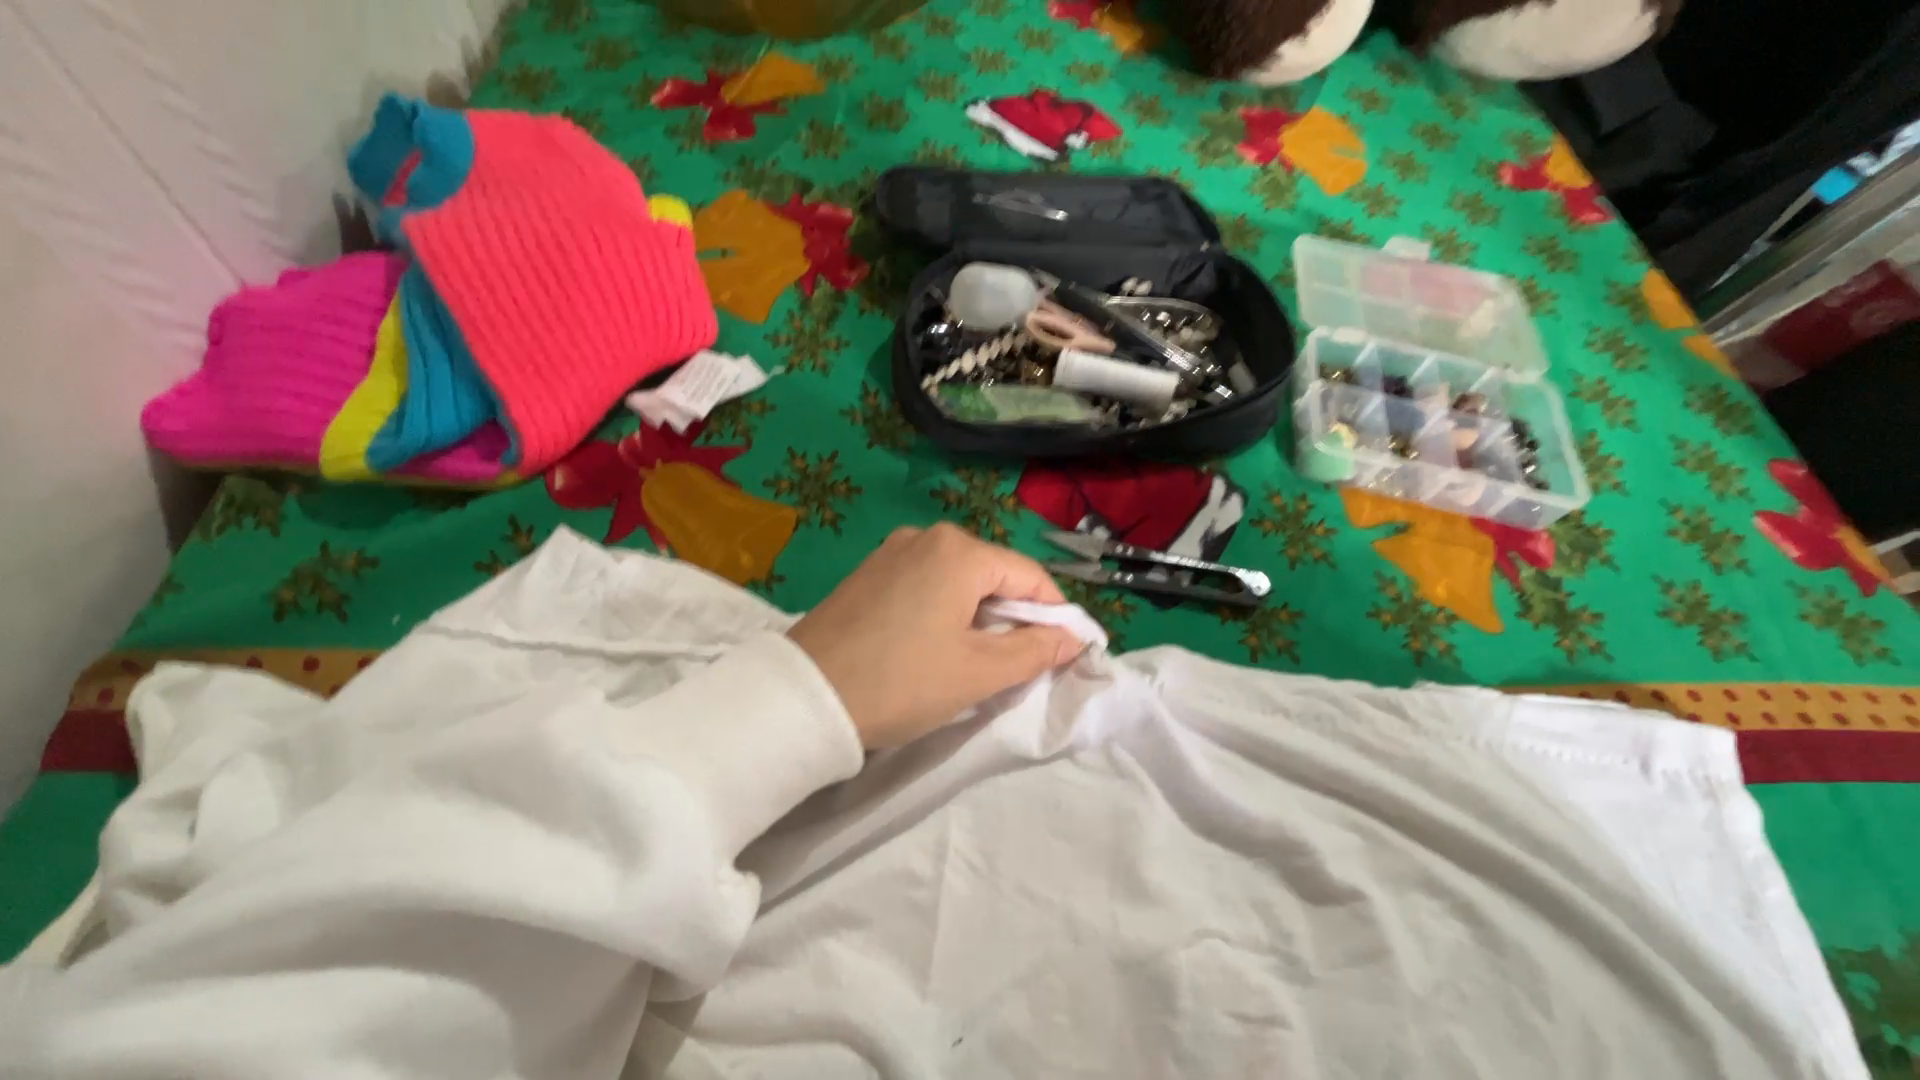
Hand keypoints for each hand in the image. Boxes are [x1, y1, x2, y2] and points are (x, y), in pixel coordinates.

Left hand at [788, 524, 1088, 748]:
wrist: (806, 699)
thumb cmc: (902, 683)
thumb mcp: (979, 673)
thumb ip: (1035, 650)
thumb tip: (1073, 637)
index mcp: (958, 550)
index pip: (1029, 576)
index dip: (1055, 616)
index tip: (1064, 653)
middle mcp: (925, 537)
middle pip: (993, 574)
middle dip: (1013, 616)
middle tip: (1016, 665)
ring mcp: (890, 552)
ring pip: (958, 580)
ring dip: (978, 616)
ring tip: (974, 660)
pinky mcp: (867, 573)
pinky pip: (925, 584)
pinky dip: (944, 611)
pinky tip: (934, 646)